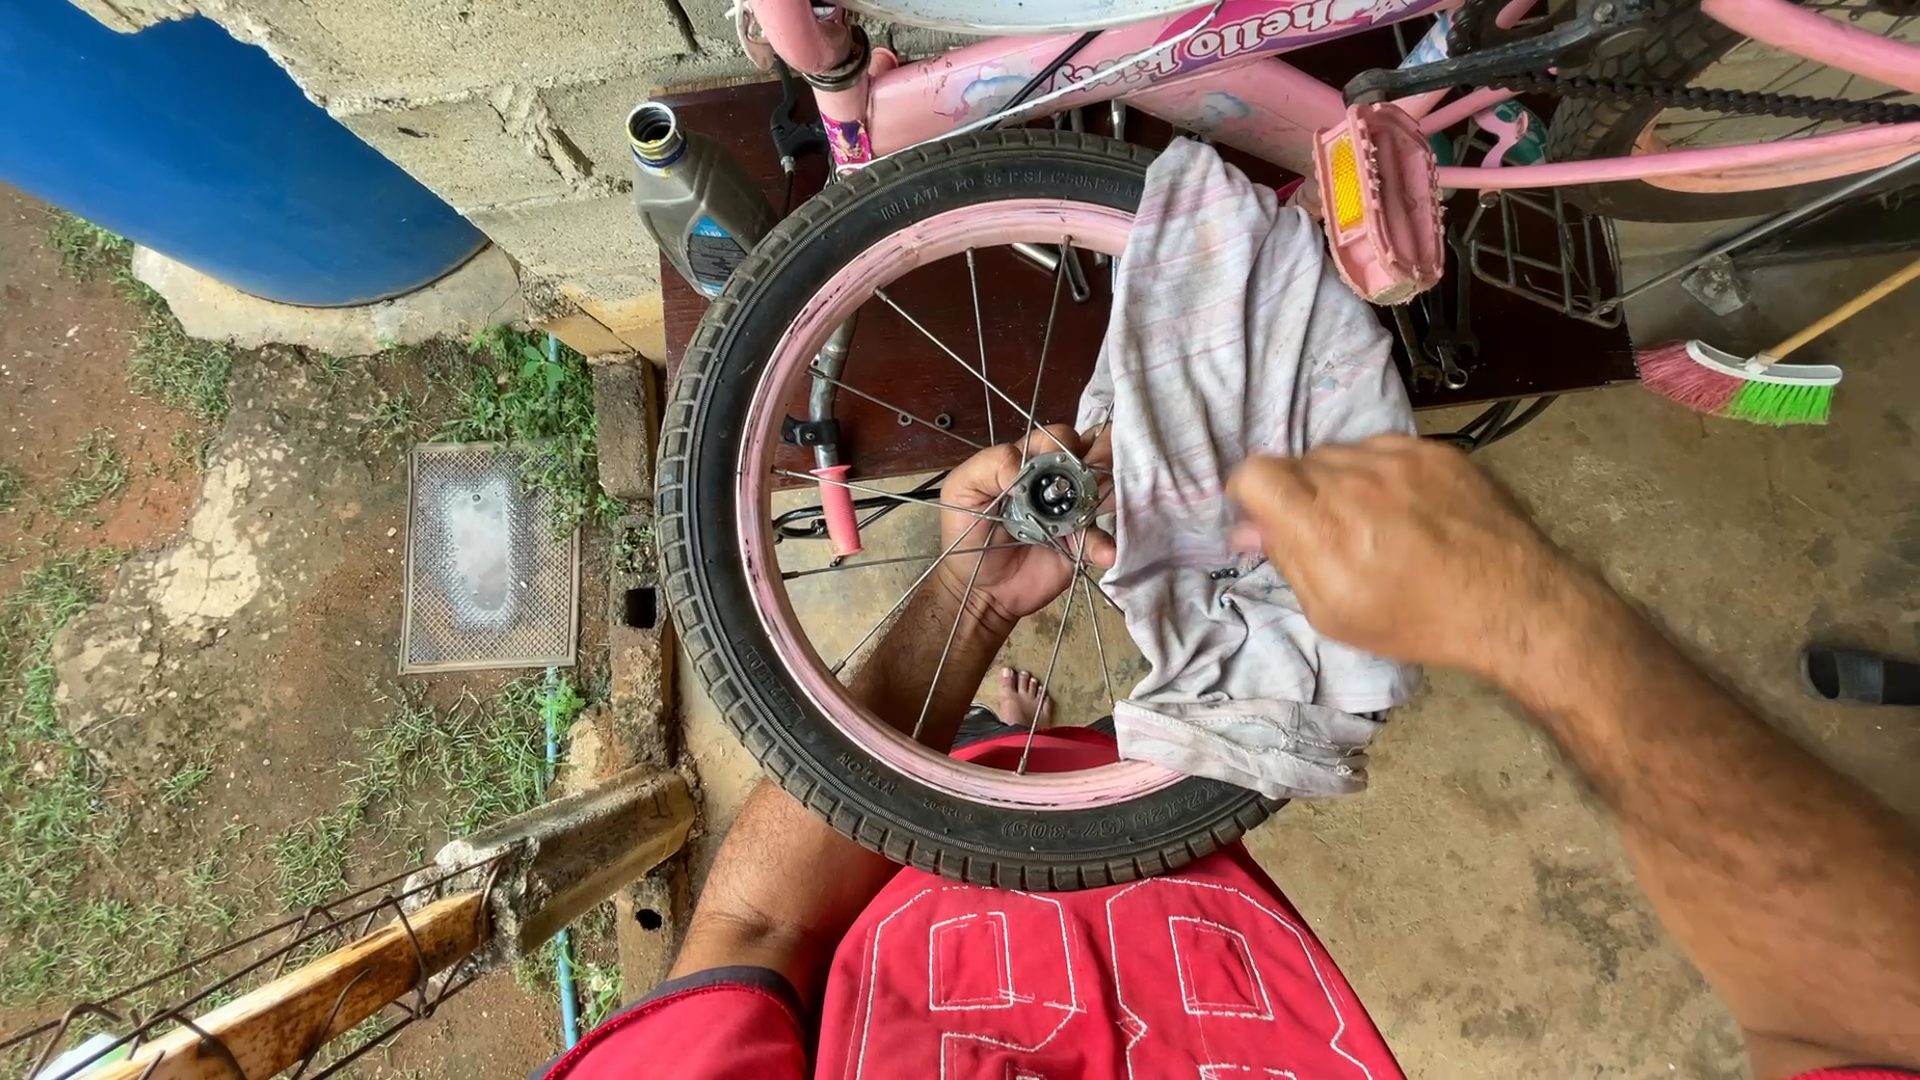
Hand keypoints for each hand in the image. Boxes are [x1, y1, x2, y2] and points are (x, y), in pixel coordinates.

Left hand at [934, 425, 1115, 633]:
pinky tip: (1103, 552)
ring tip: (1102, 505)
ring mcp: (1073, 512)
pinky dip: (1106, 544)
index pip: (1059, 439)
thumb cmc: (966, 532)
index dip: (1062, 445)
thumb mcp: (962, 490)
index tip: (1052, 465)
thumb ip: (990, 466)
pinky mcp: (1082, 545)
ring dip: (1112, 493)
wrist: (976, 587)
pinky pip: (1103, 539)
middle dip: (1100, 458)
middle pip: (1092, 456)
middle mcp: (1057, 483)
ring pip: (1106, 491)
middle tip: (1091, 475)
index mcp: (1030, 463)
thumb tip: (1023, 464)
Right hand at [1226, 435, 1594, 675]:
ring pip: (1335, 453)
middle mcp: (1354, 480)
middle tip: (1321, 527)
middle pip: (1293, 463)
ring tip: (1366, 515)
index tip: (1262, 514)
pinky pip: (1378, 447)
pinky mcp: (1434, 450)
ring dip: (1334, 480)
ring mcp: (1398, 459)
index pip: (1255, 473)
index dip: (1248, 492)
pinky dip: (1374, 471)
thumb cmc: (1415, 620)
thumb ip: (1285, 560)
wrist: (1517, 605)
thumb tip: (1247, 528)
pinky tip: (1399, 503)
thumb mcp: (1331, 612)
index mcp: (1322, 525)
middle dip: (1295, 493)